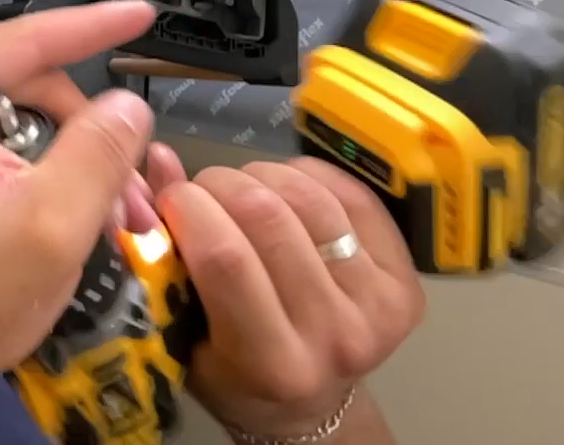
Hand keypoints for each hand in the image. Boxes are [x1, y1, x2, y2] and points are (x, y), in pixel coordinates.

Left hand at [0, 1, 159, 423]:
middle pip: (32, 83)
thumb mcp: (53, 220)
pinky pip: (10, 146)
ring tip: (117, 219)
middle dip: (90, 132)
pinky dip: (52, 176)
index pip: (25, 38)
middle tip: (133, 196)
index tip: (141, 14)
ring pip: (28, 119)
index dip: (91, 26)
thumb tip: (131, 102)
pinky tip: (84, 216)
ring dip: (78, 161)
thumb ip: (100, 150)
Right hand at [153, 156, 425, 437]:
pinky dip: (304, 174)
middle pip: (267, 215)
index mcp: (268, 361)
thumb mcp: (175, 321)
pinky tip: (279, 189)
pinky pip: (353, 195)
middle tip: (199, 194)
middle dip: (216, 183)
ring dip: (257, 174)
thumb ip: (160, 242)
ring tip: (237, 192)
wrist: (306, 406)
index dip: (185, 205)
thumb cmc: (222, 367)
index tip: (166, 200)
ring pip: (307, 196)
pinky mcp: (405, 283)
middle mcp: (333, 338)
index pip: (225, 257)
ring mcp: (377, 309)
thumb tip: (158, 156)